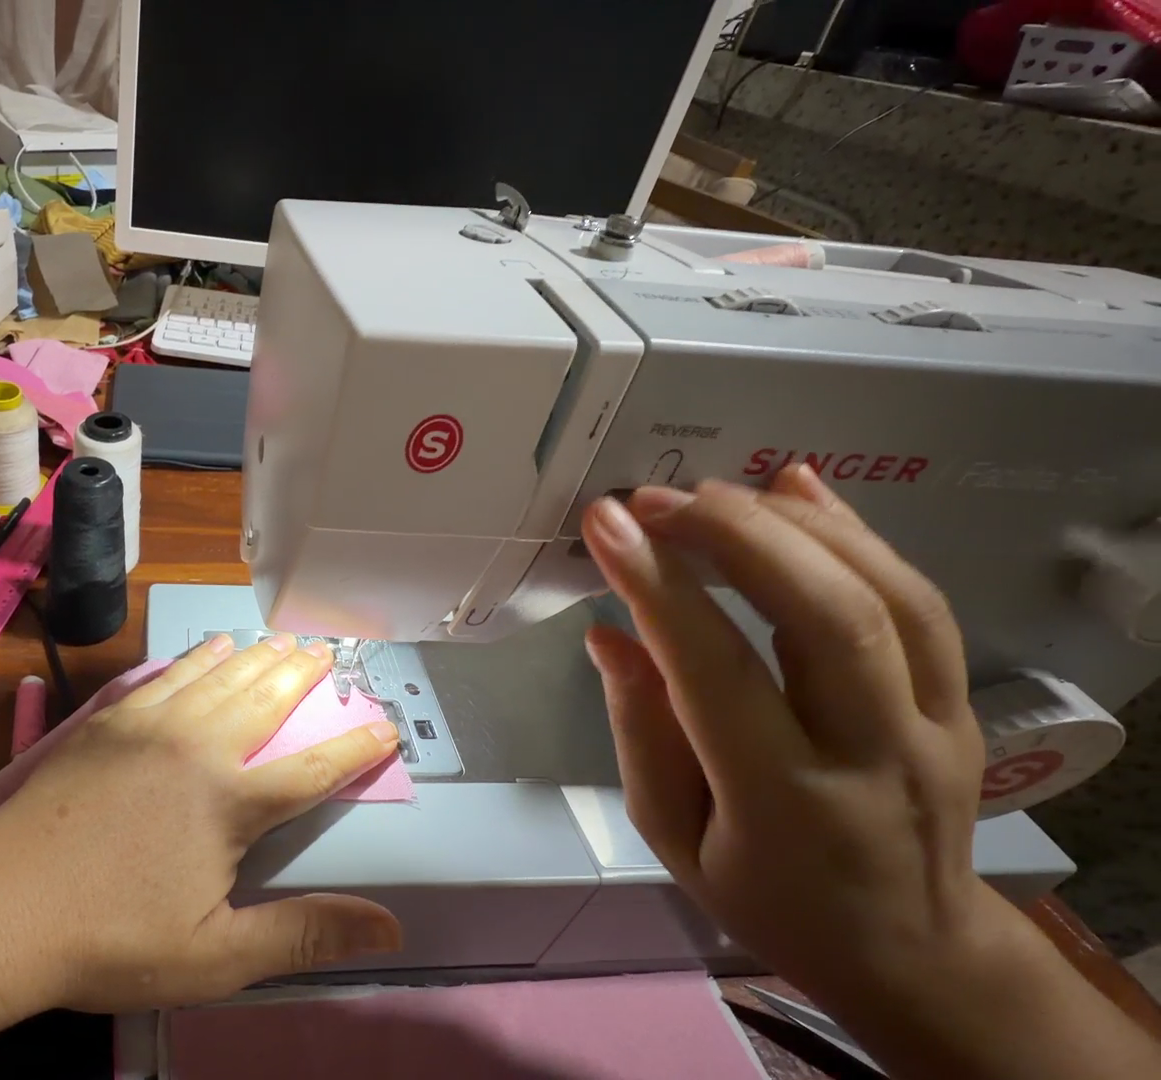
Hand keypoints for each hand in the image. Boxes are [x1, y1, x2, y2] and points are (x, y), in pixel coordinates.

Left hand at [0, 634, 404, 1013]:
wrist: (2, 904)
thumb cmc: (110, 938)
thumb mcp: (216, 958)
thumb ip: (302, 936)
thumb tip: (390, 925)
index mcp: (229, 803)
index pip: (312, 771)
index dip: (355, 749)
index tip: (384, 727)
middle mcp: (197, 748)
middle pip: (265, 700)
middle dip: (302, 676)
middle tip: (327, 651)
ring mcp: (149, 726)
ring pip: (219, 676)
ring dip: (257, 656)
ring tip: (283, 638)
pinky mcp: (109, 720)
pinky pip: (167, 675)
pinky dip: (197, 657)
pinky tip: (211, 646)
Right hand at [579, 464, 997, 1002]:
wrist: (908, 950)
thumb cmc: (763, 896)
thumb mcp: (670, 836)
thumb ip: (640, 731)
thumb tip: (610, 634)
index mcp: (783, 801)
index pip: (716, 669)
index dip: (658, 586)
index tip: (604, 524)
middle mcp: (876, 753)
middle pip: (828, 614)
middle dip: (734, 535)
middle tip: (654, 500)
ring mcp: (939, 722)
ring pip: (888, 592)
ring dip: (791, 523)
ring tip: (708, 494)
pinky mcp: (965, 701)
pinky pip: (923, 598)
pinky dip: (855, 529)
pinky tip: (795, 487)